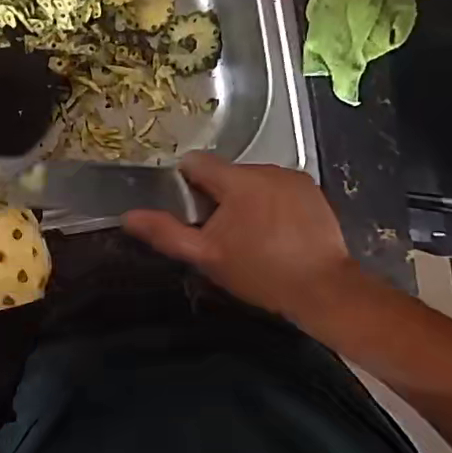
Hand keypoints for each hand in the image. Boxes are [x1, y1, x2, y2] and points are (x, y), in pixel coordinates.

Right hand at [123, 152, 354, 320]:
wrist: (322, 289)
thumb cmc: (260, 272)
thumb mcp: (206, 256)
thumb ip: (166, 233)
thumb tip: (129, 216)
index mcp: (237, 180)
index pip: (197, 163)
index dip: (186, 185)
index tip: (191, 213)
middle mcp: (267, 169)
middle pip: (226, 174)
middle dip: (218, 198)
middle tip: (222, 235)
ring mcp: (294, 179)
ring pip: (253, 182)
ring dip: (246, 201)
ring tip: (252, 238)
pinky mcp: (313, 192)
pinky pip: (278, 189)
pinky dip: (271, 205)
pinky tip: (276, 234)